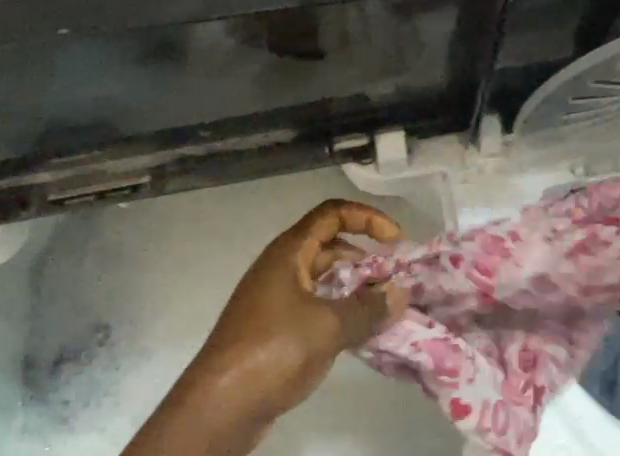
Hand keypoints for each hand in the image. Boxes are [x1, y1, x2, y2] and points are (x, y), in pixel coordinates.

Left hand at [185, 199, 410, 422]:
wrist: (219, 405)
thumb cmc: (273, 350)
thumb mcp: (328, 327)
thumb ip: (367, 308)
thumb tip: (400, 293)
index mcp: (289, 252)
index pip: (333, 214)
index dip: (367, 218)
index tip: (396, 240)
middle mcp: (281, 267)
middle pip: (329, 245)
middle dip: (365, 257)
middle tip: (394, 279)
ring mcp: (275, 298)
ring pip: (323, 279)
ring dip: (354, 288)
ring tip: (384, 307)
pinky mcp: (274, 328)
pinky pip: (315, 307)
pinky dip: (339, 312)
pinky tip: (359, 334)